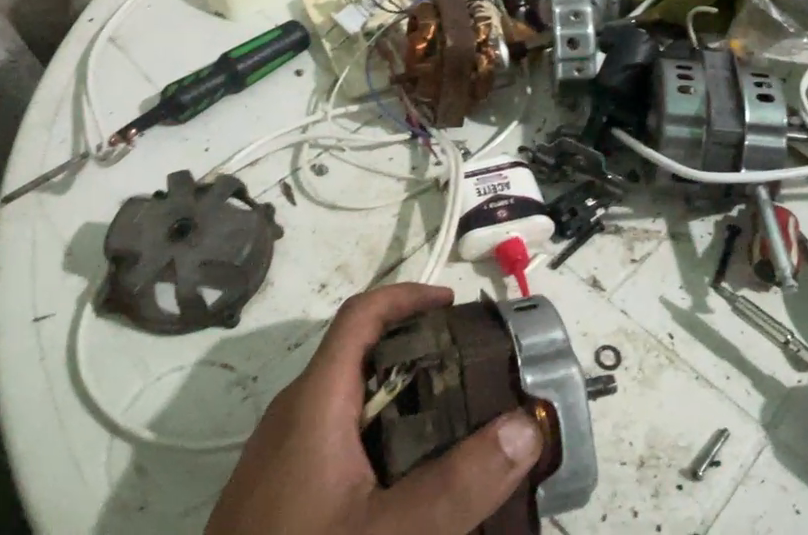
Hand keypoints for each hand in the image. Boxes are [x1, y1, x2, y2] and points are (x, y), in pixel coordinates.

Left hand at [205, 283, 543, 534]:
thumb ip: (459, 483)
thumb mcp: (391, 533)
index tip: (457, 307)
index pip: (361, 315)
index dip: (408, 296)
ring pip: (352, 405)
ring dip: (404, 405)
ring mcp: (284, 453)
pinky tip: (410, 486)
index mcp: (315, 401)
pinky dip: (381, 442)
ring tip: (456, 432)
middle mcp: (295, 413)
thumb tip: (526, 424)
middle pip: (361, 358)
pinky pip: (339, 442)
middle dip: (420, 357)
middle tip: (476, 382)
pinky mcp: (282, 489)